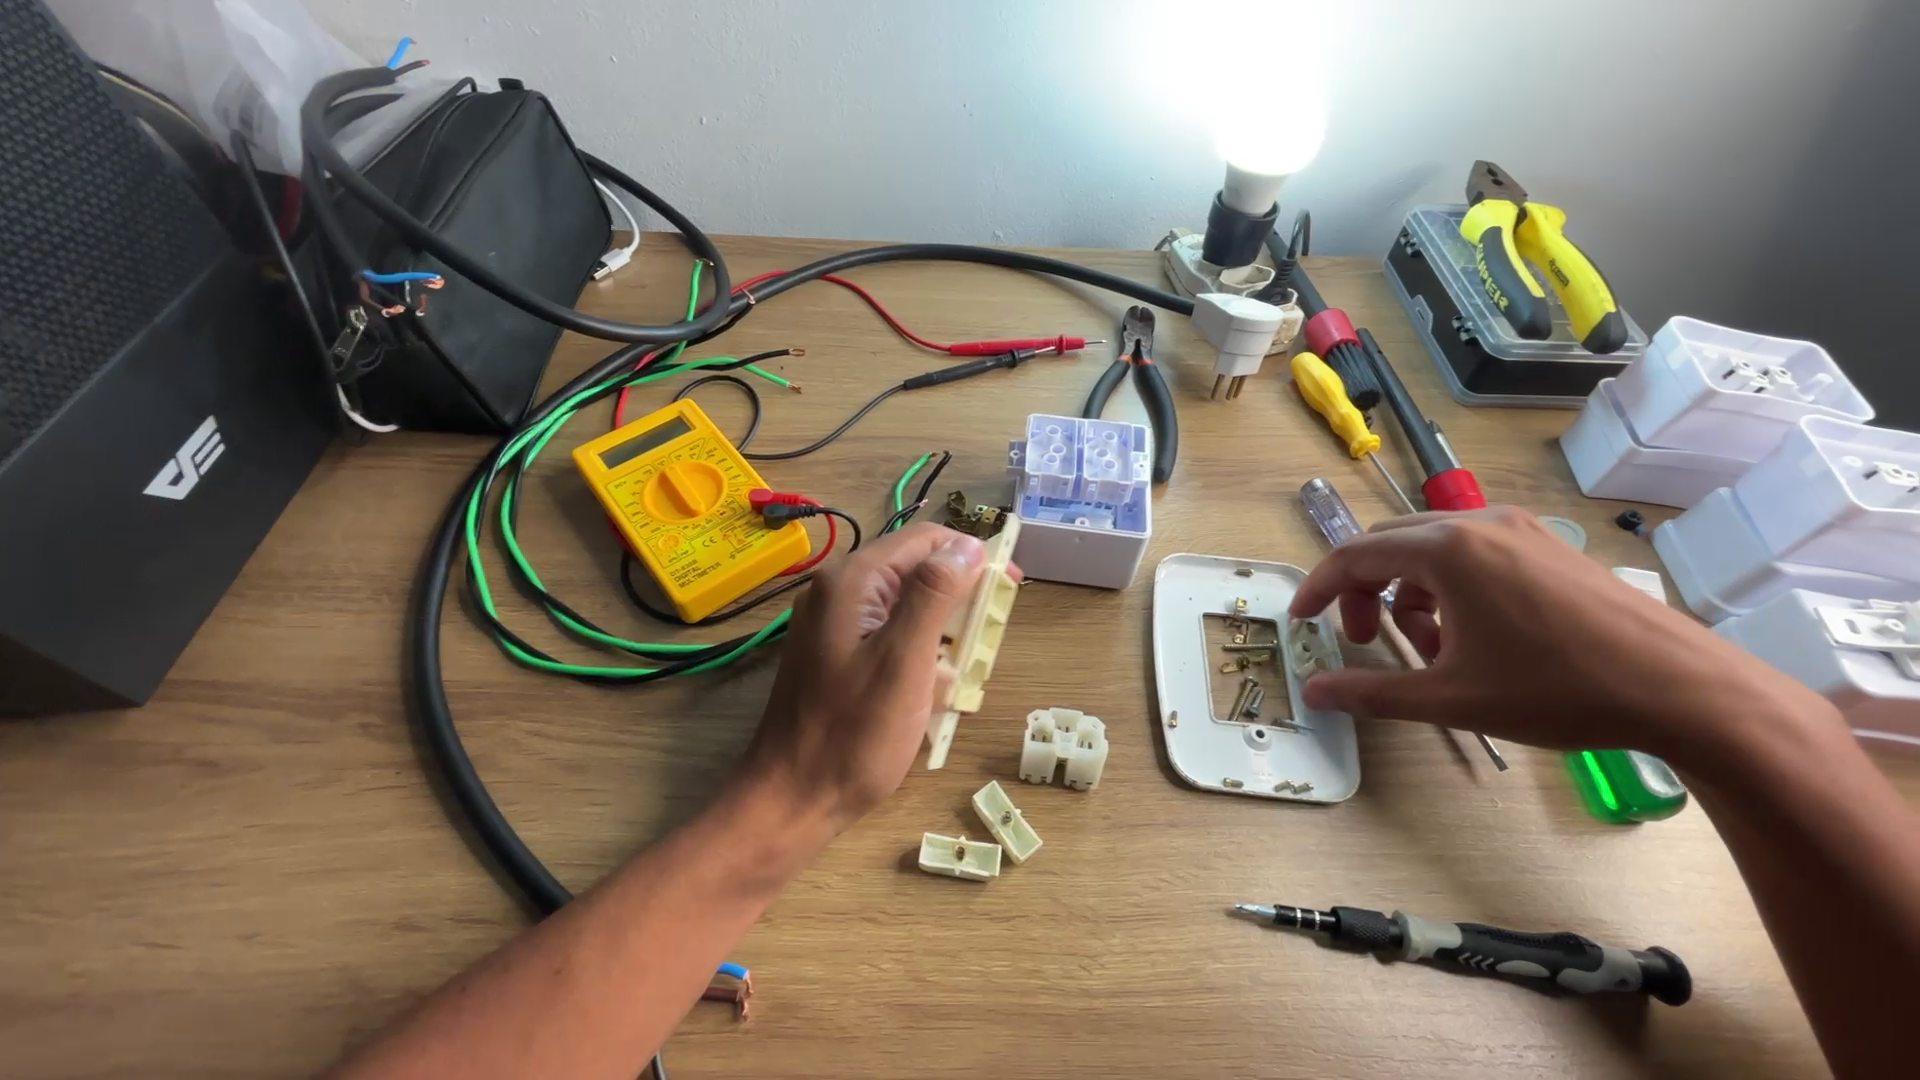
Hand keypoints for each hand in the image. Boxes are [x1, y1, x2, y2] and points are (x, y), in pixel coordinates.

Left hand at [739, 523, 995, 832]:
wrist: (793, 800)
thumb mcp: (904, 660)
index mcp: (853, 582)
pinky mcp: (836, 654)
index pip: (925, 540)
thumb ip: (935, 595)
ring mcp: (833, 624)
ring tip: (962, 671)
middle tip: (987, 640)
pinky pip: (889, 636)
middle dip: (959, 600)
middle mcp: (838, 591)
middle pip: (915, 571)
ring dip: (942, 632)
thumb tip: (968, 544)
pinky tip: (932, 690)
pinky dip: (919, 654)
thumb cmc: (853, 735)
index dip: (973, 556)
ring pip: (905, 606)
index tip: (1012, 588)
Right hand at [1286, 506, 1829, 762]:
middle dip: (1363, 591)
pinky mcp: (1548, 547)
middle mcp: (1478, 524)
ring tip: (1431, 649)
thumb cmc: (1559, 691)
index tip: (1302, 620)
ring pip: (1430, 548)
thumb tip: (1312, 694)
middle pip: (1388, 544)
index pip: (1354, 556)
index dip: (1319, 587)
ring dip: (1408, 593)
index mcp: (1447, 551)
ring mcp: (1519, 530)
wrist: (1690, 692)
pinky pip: (1472, 552)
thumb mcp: (1451, 698)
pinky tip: (1473, 635)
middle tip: (1365, 641)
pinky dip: (1449, 587)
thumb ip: (1370, 693)